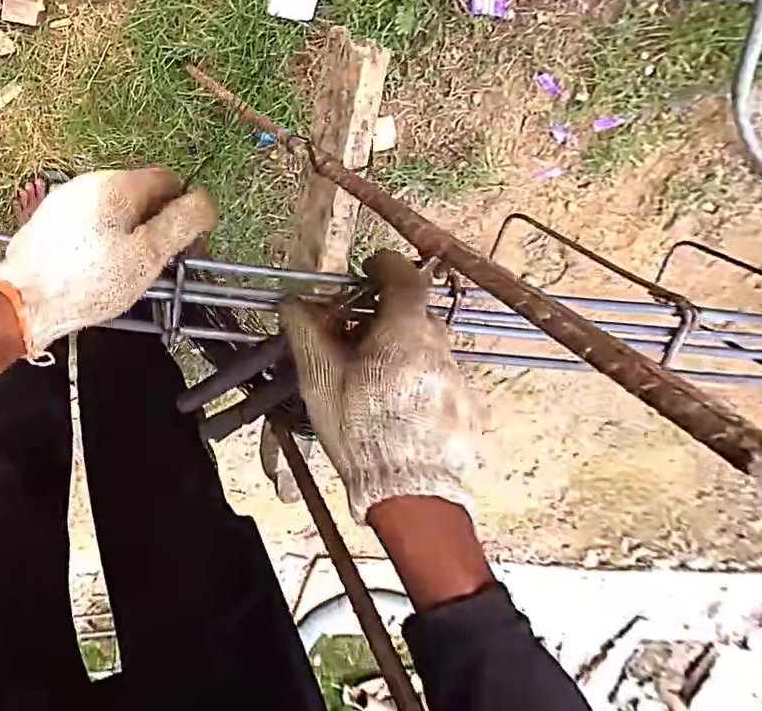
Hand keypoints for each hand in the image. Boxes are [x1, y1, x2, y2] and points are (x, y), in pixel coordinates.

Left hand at [0, 168, 216, 355]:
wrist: (24, 300)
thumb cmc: (90, 281)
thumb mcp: (148, 255)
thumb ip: (181, 223)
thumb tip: (203, 200)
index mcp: (118, 184)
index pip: (169, 180)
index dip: (185, 209)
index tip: (186, 243)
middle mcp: (90, 181)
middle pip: (142, 194)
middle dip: (157, 223)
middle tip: (160, 262)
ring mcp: (67, 198)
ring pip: (116, 208)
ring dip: (132, 231)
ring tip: (128, 268)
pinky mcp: (51, 218)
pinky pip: (92, 220)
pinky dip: (105, 237)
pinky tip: (100, 266)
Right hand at [279, 249, 480, 523]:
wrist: (411, 497)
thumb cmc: (361, 431)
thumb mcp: (322, 379)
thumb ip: (307, 331)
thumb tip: (295, 302)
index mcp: (404, 333)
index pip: (404, 277)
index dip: (384, 265)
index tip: (367, 268)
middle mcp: (438, 348)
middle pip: (413, 313)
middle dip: (383, 314)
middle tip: (352, 333)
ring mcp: (457, 378)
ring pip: (425, 345)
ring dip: (398, 346)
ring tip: (369, 374)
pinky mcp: (466, 406)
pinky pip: (437, 375)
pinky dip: (414, 375)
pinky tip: (393, 403)